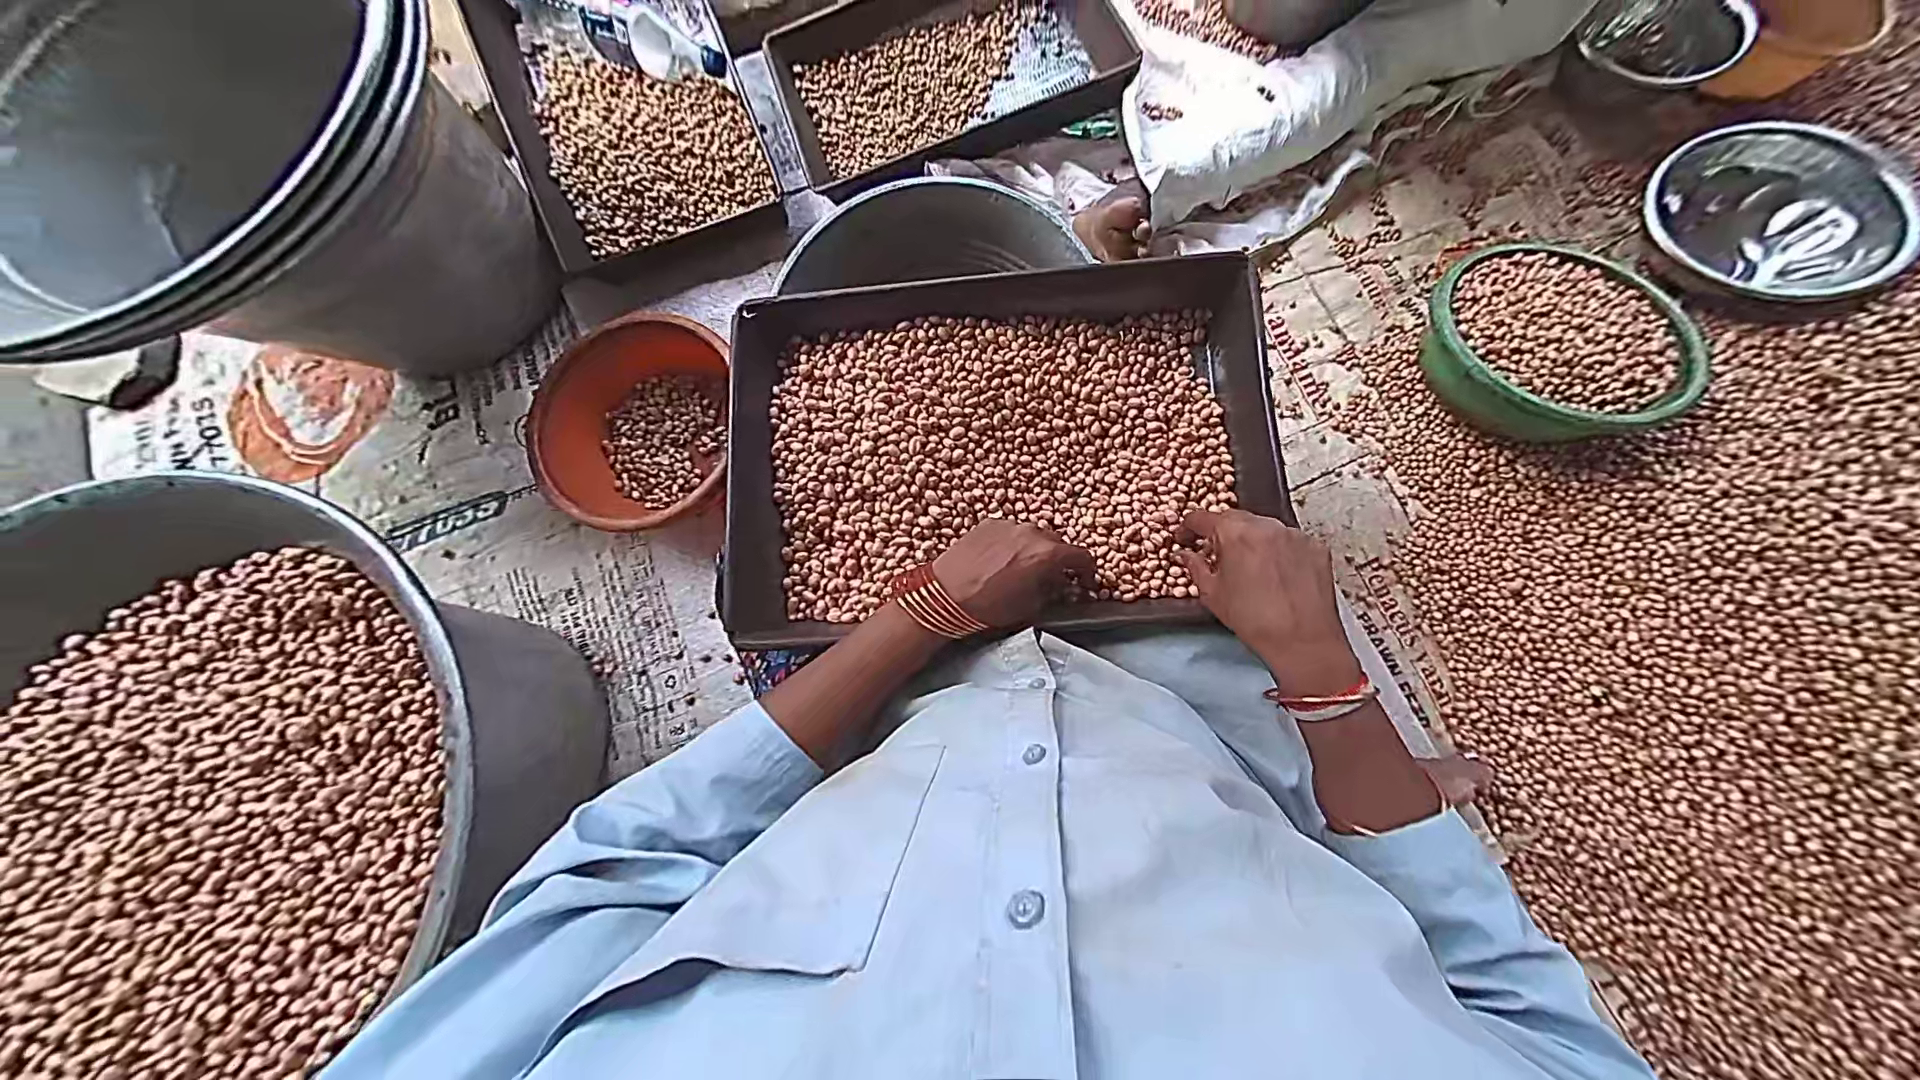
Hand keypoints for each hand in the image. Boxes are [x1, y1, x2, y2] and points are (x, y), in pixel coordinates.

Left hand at [932, 519, 1095, 628]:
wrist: (943, 596)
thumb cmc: (987, 606)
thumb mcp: (1030, 606)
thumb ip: (1052, 591)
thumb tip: (1061, 585)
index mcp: (1047, 554)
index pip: (1081, 556)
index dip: (1087, 572)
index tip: (1084, 582)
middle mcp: (1030, 532)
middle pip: (1057, 542)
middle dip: (1059, 560)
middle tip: (1053, 578)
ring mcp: (1007, 525)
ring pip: (1032, 535)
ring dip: (1034, 549)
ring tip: (1023, 569)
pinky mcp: (987, 524)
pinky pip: (1009, 531)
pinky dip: (1012, 543)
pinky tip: (1000, 561)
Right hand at [1174, 509, 1361, 694]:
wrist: (1302, 640)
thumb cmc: (1254, 620)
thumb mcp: (1212, 594)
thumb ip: (1195, 567)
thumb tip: (1186, 555)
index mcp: (1234, 533)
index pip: (1202, 517)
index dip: (1189, 527)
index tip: (1186, 537)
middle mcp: (1266, 526)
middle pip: (1234, 518)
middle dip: (1220, 532)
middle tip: (1214, 553)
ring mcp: (1293, 535)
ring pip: (1263, 527)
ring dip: (1250, 540)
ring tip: (1247, 567)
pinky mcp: (1315, 547)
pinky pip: (1288, 540)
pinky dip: (1276, 550)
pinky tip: (1273, 573)